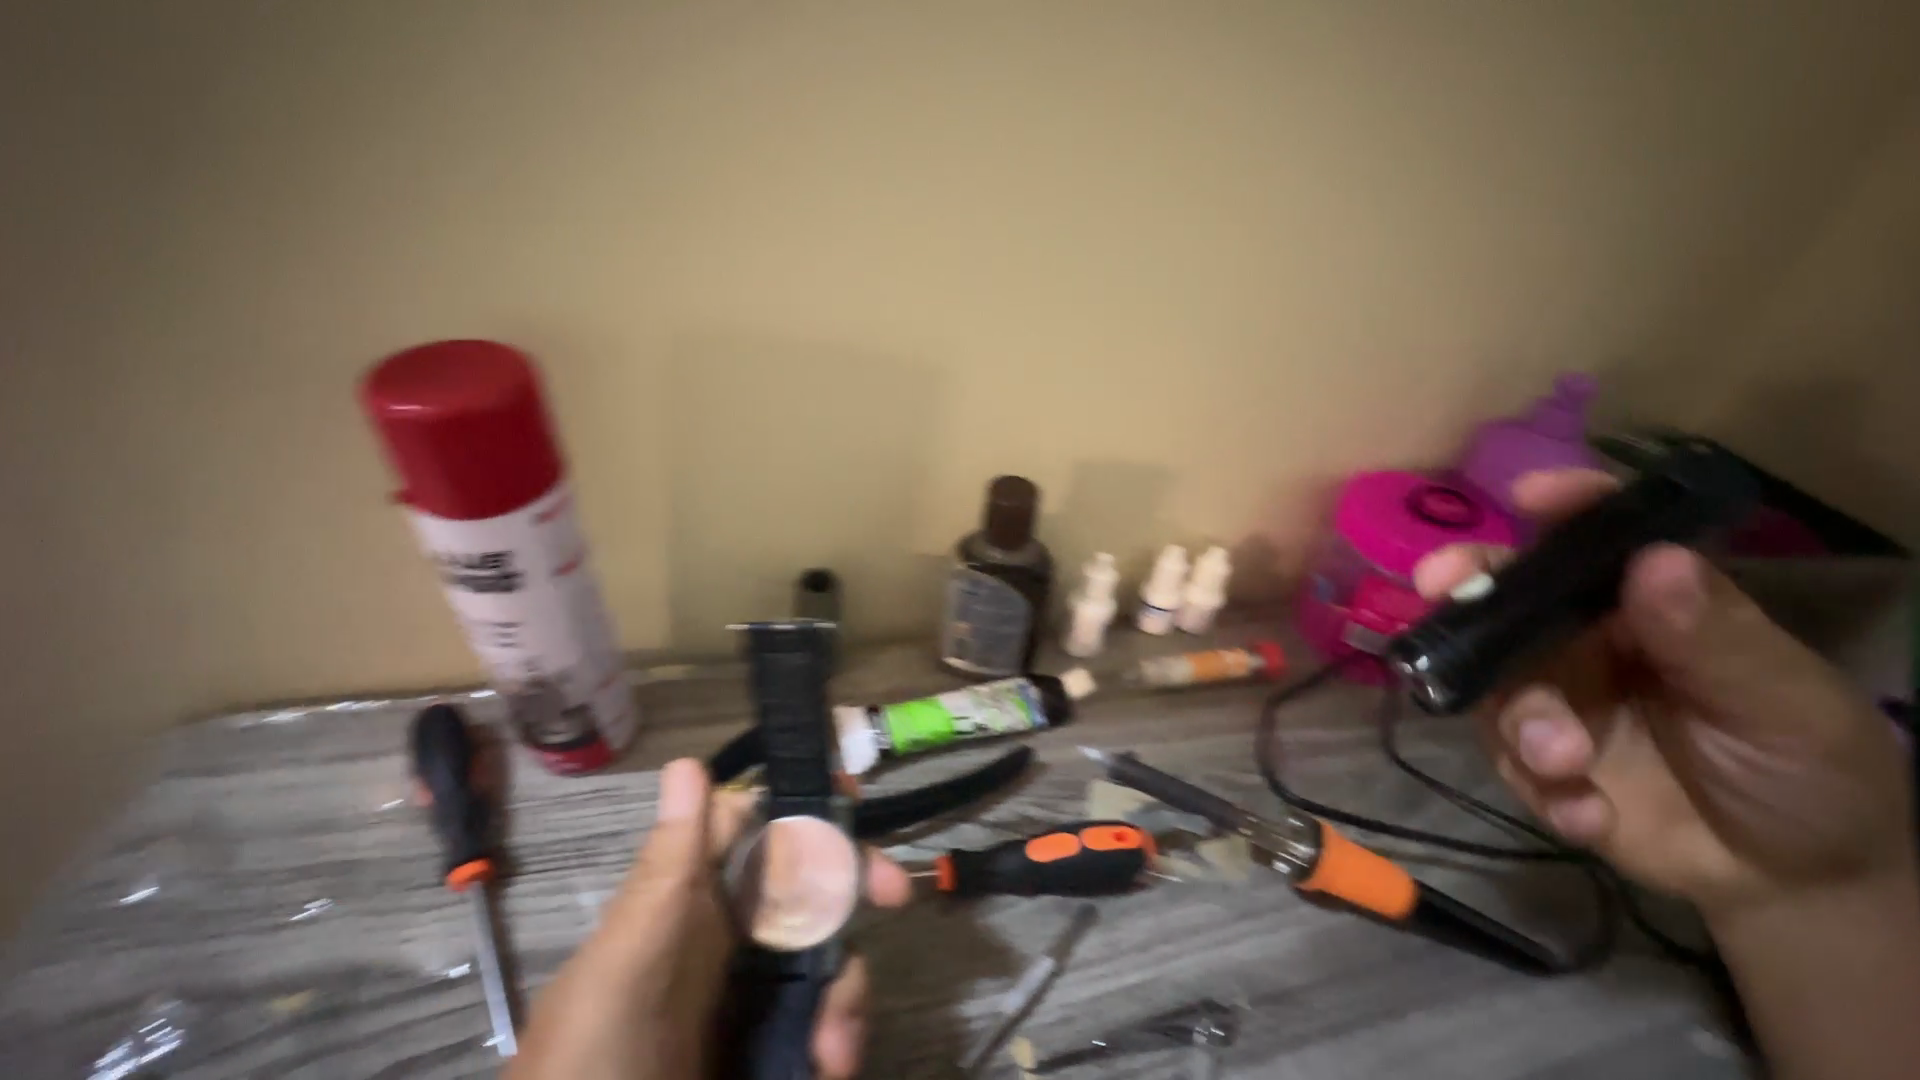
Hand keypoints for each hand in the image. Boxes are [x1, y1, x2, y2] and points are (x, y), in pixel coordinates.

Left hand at [507, 759, 912, 1079]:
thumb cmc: (590, 1058)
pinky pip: (827, 1020)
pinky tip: (829, 1065)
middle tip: (895, 893)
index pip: (755, 827)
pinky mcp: (772, 1047)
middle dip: (853, 883)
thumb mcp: (621, 966)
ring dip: (846, 990)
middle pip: (808, 885)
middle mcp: (728, 937)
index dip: (803, 802)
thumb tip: (686, 763)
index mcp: (690, 902)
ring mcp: (753, 994)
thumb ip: (662, 874)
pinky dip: (841, 1037)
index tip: (852, 794)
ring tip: (832, 1050)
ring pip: (827, 955)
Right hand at [1414, 468, 1915, 918]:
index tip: (1531, 494)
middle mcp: (1580, 642)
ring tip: (1566, 763)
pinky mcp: (1532, 764)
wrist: (1795, 877)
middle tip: (1440, 585)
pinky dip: (1542, 789)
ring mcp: (1550, 701)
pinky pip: (1506, 763)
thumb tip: (1655, 558)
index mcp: (1640, 607)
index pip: (1594, 541)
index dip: (1562, 508)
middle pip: (1502, 599)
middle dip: (1464, 588)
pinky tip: (1589, 816)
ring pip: (1494, 686)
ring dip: (1521, 720)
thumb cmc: (1809, 766)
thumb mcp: (1783, 701)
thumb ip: (1714, 638)